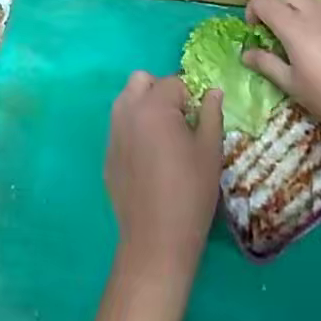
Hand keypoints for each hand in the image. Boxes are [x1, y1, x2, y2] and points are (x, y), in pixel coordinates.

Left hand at [103, 73, 222, 270]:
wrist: (156, 240)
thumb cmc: (191, 192)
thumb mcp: (209, 150)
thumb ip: (211, 114)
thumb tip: (213, 91)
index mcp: (154, 106)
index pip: (174, 82)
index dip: (190, 99)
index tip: (198, 122)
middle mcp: (127, 110)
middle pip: (141, 80)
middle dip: (161, 91)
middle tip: (179, 120)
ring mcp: (113, 131)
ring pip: (126, 100)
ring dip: (145, 106)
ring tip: (165, 137)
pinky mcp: (107, 152)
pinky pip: (120, 126)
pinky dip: (134, 129)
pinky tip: (149, 160)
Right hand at [243, 0, 320, 139]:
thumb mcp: (292, 85)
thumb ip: (266, 64)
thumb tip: (246, 53)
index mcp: (293, 26)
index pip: (263, 1)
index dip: (252, 10)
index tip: (254, 30)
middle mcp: (314, 12)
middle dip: (273, 2)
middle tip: (272, 27)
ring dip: (295, 7)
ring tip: (298, 34)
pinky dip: (317, 16)